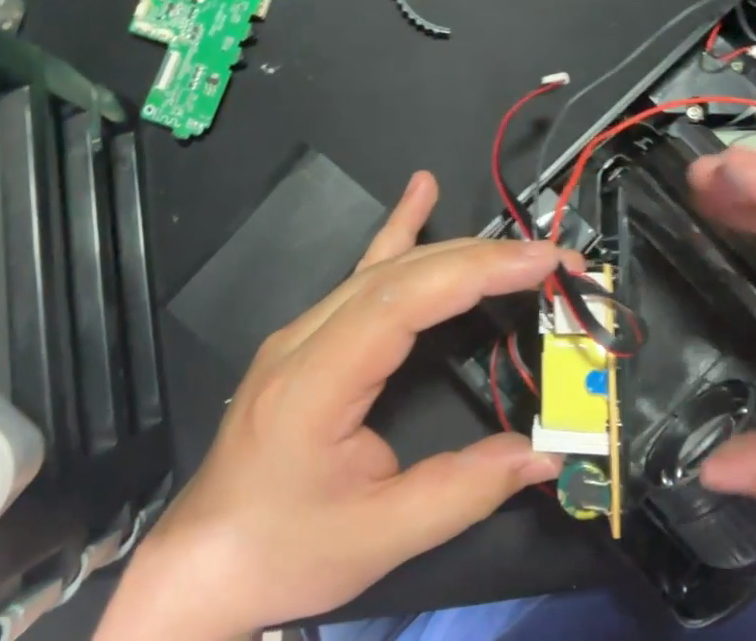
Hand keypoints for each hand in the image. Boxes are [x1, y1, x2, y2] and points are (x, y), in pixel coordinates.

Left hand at [96, 172, 564, 640]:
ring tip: (512, 242)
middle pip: (396, 275)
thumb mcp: (380, 537)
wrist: (203, 563)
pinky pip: (360, 278)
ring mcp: (300, 335)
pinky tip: (418, 194)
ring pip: (381, 270)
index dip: (474, 271)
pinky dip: (397, 233)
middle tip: (552, 259)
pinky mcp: (306, 341)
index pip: (401, 301)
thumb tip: (545, 455)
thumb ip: (464, 490)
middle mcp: (302, 341)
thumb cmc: (283, 550)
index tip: (541, 261)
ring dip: (452, 251)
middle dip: (480, 258)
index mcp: (313, 384)